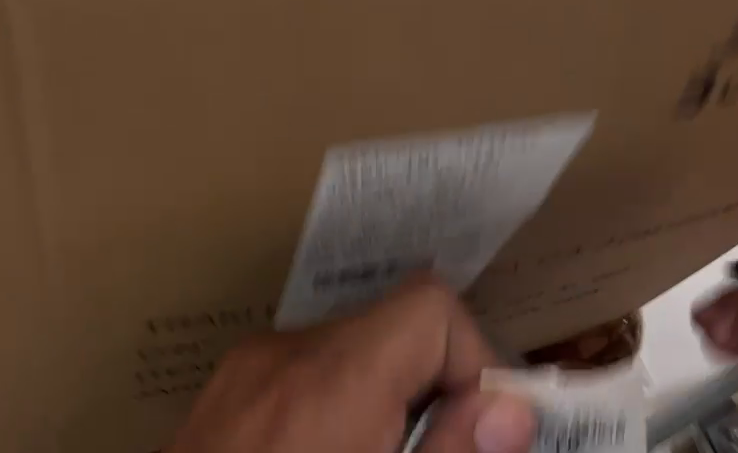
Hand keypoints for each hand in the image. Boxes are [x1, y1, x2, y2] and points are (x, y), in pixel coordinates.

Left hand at [168, 276, 536, 452]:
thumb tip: (511, 408)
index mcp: (333, 379)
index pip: (430, 304)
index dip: (472, 359)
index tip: (478, 432)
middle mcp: (286, 351)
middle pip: (392, 326)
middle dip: (431, 387)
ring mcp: (248, 363)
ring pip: (351, 350)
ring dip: (382, 399)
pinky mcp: (226, 384)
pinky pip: (305, 370)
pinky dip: (335, 404)